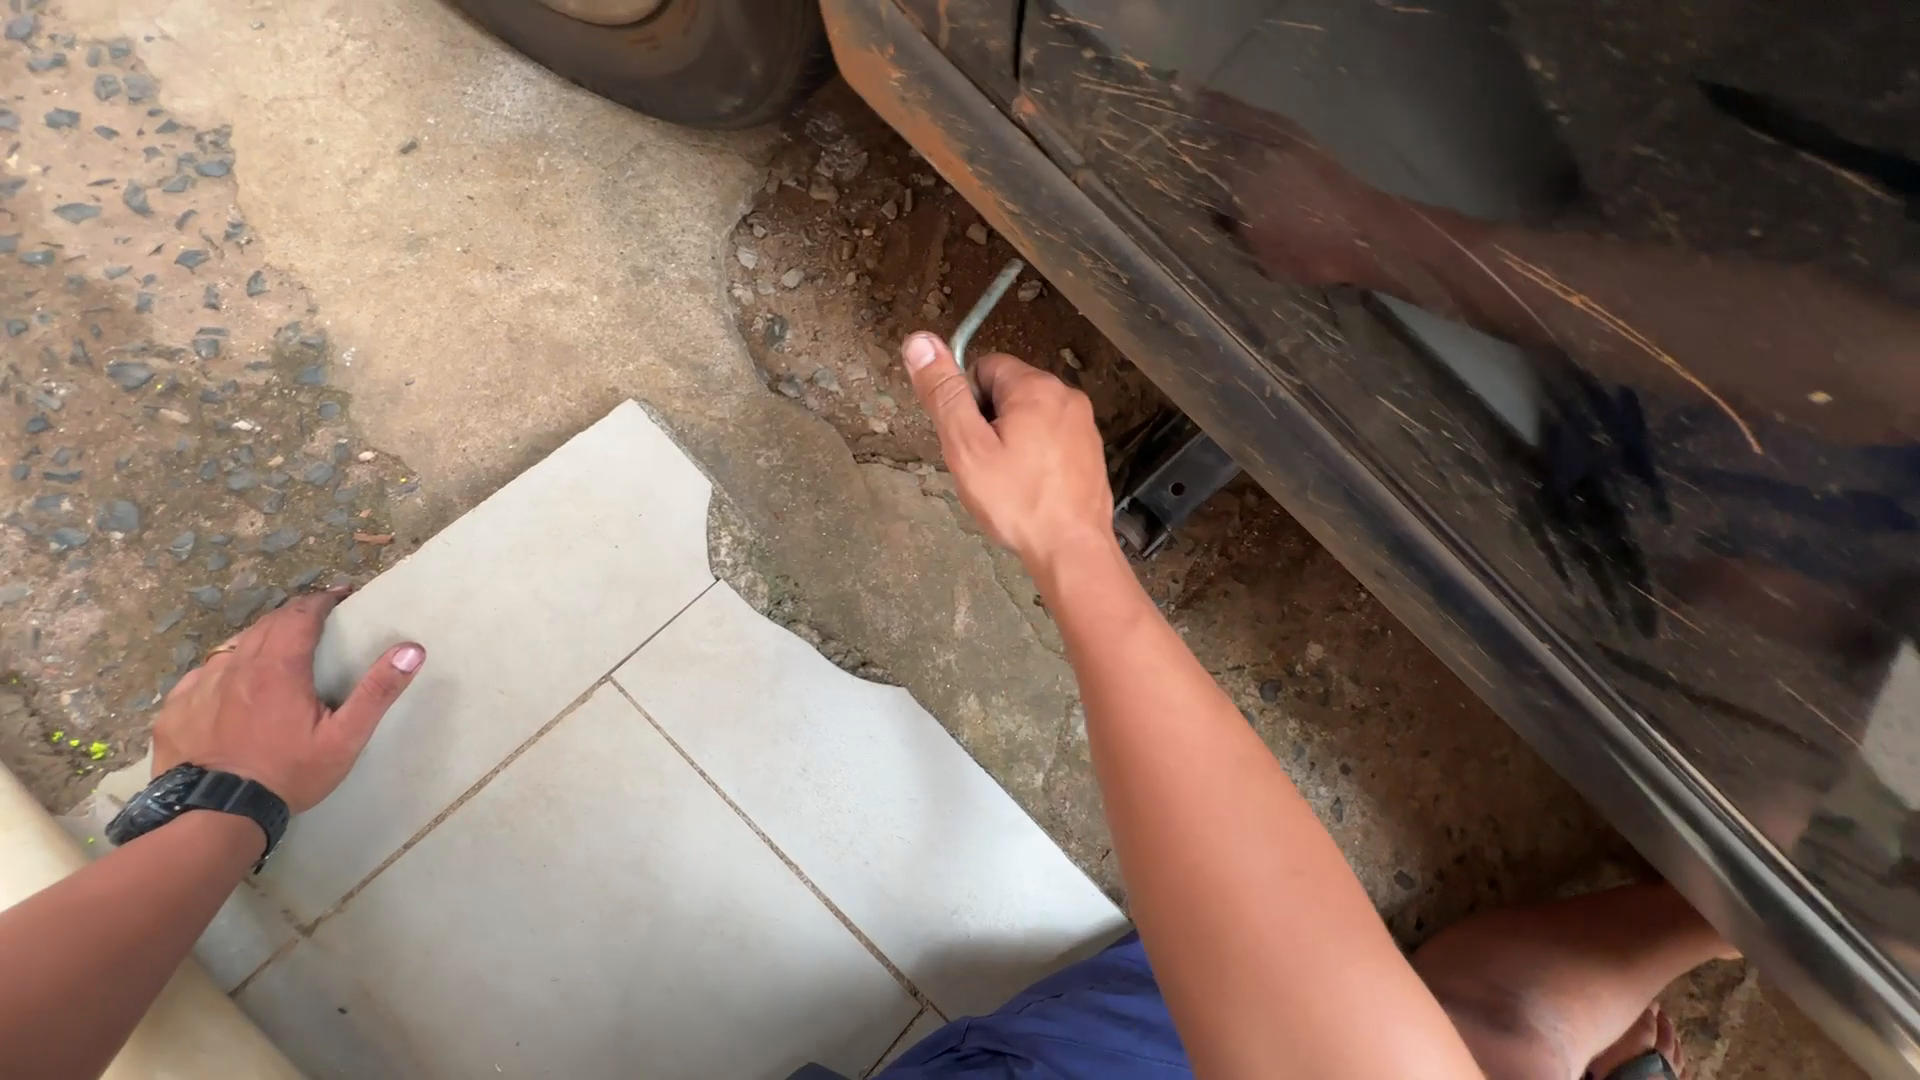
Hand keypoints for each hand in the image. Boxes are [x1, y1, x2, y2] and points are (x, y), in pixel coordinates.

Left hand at [151, 588, 424, 813]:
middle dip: (294, 615)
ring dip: (260, 640)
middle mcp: (236, 669)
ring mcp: (200, 689)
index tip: (341, 595)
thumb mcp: (347, 736)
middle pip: (265, 625)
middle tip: (318, 618)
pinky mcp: (175, 712)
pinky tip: (234, 685)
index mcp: (278, 669)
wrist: (214, 816)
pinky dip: (226, 669)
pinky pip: (203, 675)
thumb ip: (378, 690)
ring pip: (233, 648)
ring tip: (278, 650)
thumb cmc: (290, 773)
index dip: (322, 600)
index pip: (299, 616)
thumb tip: (412, 650)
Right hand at [900, 331, 1116, 573]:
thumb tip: (919, 341)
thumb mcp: (967, 447)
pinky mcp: (1090, 451)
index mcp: (1035, 387)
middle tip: (986, 467)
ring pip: (1029, 418)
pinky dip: (1035, 458)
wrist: (1071, 549)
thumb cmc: (1017, 502)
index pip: (984, 368)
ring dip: (1012, 442)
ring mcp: (1083, 424)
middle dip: (989, 424)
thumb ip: (944, 393)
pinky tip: (1031, 490)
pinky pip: (1050, 440)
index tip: (970, 440)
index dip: (967, 404)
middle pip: (1008, 393)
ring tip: (1008, 482)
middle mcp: (1066, 396)